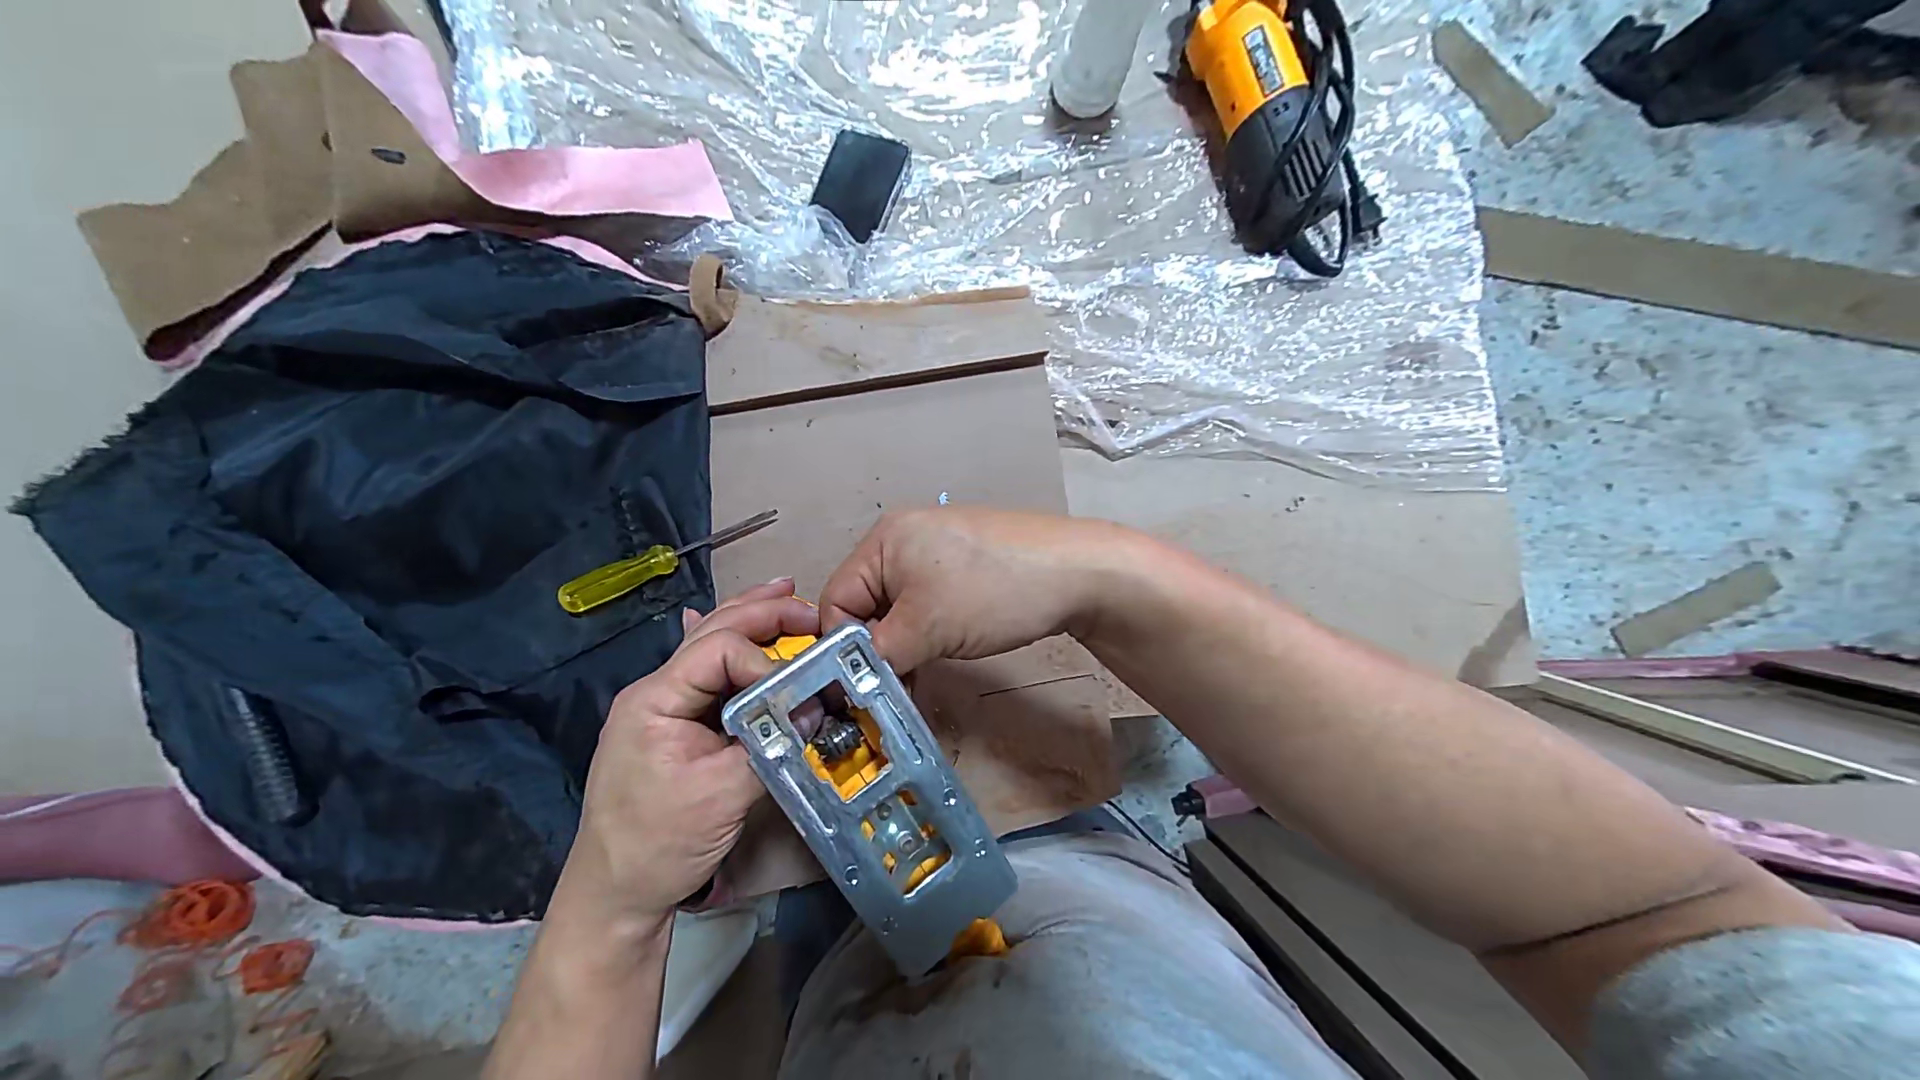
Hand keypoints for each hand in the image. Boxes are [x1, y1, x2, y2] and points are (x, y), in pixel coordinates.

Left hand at [558, 581, 818, 923]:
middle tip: (808, 608)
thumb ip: (769, 744)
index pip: (719, 652)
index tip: (799, 690)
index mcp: (656, 700)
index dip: (765, 661)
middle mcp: (656, 691)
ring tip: (785, 596)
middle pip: (713, 634)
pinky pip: (708, 673)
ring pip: (711, 646)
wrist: (615, 893)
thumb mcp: (721, 795)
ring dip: (751, 620)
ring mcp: (663, 706)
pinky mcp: (676, 724)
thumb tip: (815, 708)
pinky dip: (733, 646)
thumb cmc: (659, 844)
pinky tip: (740, 623)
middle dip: (762, 614)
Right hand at [818, 507, 1139, 673]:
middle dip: (873, 650)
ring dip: (900, 649)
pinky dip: (924, 637)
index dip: (839, 647)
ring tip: (912, 683)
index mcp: (884, 541)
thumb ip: (878, 654)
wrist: (1079, 574)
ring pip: (897, 610)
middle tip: (881, 693)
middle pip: (865, 605)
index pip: (836, 600)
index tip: (852, 689)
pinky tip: (934, 662)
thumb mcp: (926, 626)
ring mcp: (938, 553)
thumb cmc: (993, 592)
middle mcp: (904, 540)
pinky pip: (926, 607)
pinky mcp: (964, 569)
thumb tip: (848, 680)